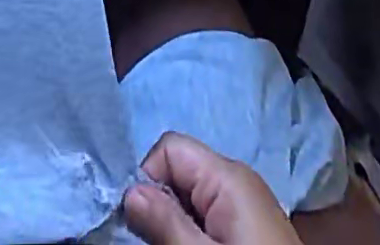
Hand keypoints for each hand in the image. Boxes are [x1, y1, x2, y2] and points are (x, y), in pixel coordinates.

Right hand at [123, 132, 301, 244]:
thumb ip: (166, 223)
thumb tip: (129, 191)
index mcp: (227, 174)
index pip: (170, 147)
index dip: (148, 179)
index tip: (140, 223)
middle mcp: (236, 177)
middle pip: (180, 171)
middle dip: (161, 205)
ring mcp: (245, 201)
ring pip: (191, 195)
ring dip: (176, 223)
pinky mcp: (250, 223)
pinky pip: (209, 214)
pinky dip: (194, 232)